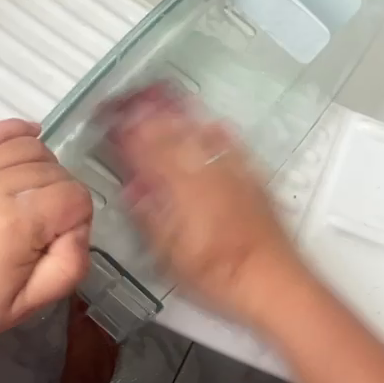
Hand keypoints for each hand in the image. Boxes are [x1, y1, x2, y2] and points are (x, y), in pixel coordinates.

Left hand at [0, 120, 92, 359]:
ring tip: (35, 203)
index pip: (77, 197)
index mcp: (18, 220)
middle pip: (58, 171)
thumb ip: (70, 265)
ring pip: (33, 148)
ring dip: (46, 170)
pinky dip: (17, 132)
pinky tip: (31, 140)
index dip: (78, 224)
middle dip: (63, 199)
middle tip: (45, 236)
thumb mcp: (32, 303)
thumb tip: (77, 229)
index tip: (56, 248)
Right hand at [105, 86, 310, 320]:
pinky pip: (231, 142)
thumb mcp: (169, 256)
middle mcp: (206, 173)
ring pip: (199, 131)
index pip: (144, 149)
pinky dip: (215, 129)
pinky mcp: (253, 177)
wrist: (272, 282)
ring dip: (176, 114)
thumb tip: (133, 192)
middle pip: (170, 132)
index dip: (124, 132)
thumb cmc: (223, 276)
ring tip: (161, 100)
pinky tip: (212, 123)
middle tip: (130, 103)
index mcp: (179, 189)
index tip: (110, 120)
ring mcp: (232, 172)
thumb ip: (148, 217)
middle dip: (146, 114)